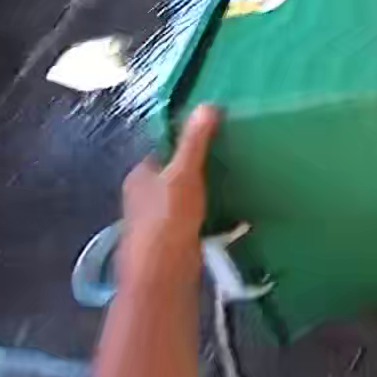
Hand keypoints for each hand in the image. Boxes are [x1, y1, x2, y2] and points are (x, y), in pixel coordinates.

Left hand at [119, 103, 219, 286]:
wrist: (162, 272)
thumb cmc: (168, 218)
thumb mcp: (184, 174)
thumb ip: (196, 142)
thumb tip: (209, 105)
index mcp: (140, 175)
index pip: (165, 148)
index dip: (188, 140)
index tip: (218, 135)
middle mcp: (143, 194)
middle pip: (175, 170)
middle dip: (200, 164)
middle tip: (232, 155)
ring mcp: (156, 216)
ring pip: (185, 192)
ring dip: (207, 186)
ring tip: (236, 178)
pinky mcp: (172, 234)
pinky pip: (194, 211)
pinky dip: (211, 208)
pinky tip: (232, 208)